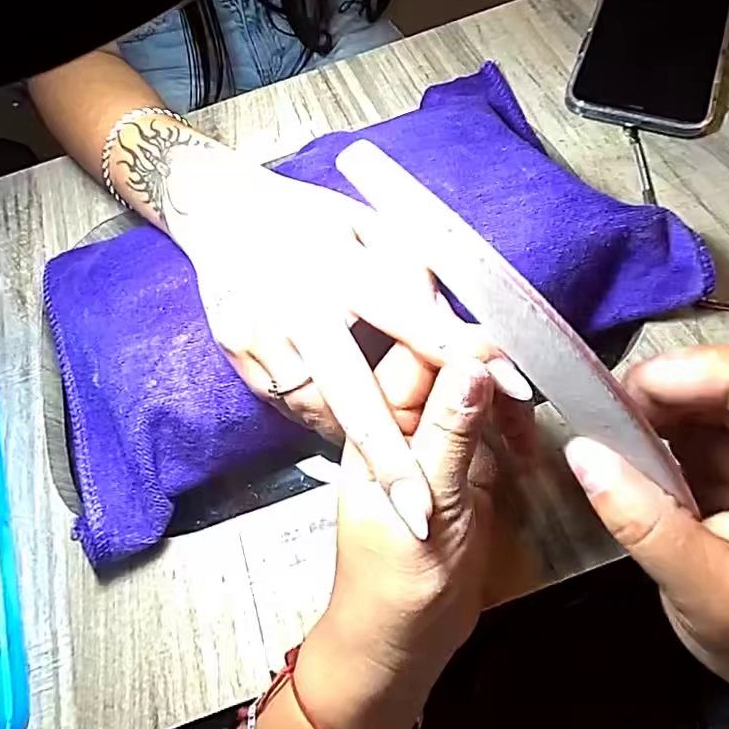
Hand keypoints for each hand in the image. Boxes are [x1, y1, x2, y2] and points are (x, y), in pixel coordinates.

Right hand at [158, 142, 530, 538]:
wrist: (222, 213)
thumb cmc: (302, 216)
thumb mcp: (366, 226)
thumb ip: (410, 272)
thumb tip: (450, 325)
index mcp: (339, 268)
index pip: (410, 320)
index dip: (460, 358)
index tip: (507, 392)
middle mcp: (297, 308)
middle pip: (350, 394)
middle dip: (388, 459)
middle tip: (418, 515)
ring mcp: (260, 335)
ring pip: (314, 407)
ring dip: (351, 435)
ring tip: (382, 450)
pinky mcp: (238, 354)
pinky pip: (283, 399)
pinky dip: (313, 410)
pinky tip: (330, 402)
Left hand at [299, 361, 496, 728]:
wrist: (403, 640)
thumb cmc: (397, 578)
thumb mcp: (430, 502)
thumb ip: (450, 433)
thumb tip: (473, 365)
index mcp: (372, 420)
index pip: (412, 358)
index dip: (457, 347)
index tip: (506, 357)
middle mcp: (401, 421)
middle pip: (444, 367)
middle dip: (487, 369)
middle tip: (526, 391)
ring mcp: (433, 441)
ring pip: (470, 393)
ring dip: (503, 400)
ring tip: (525, 429)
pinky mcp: (461, 464)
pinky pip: (488, 426)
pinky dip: (511, 427)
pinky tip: (525, 442)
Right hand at [564, 346, 728, 713]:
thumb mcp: (711, 606)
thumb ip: (649, 530)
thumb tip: (584, 454)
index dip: (724, 376)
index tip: (646, 393)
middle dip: (678, 379)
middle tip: (620, 409)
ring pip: (722, 383)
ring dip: (661, 392)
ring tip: (618, 425)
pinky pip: (697, 406)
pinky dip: (655, 409)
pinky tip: (631, 437)